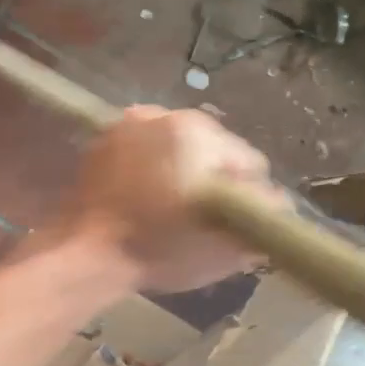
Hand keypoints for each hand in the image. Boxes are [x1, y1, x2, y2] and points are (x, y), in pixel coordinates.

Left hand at [71, 105, 284, 291]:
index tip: (235, 221)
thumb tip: (277, 202)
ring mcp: (122, 125)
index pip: (247, 160)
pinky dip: (148, 169)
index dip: (249, 194)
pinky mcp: (98, 143)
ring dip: (179, 171)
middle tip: (203, 216)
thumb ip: (264, 215)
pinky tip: (144, 199)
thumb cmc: (162, 244)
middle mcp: (157, 115)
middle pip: (208, 149)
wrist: (87, 250)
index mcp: (194, 130)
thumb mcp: (229, 240)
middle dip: (211, 177)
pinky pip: (140, 153)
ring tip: (172, 210)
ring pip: (173, 149)